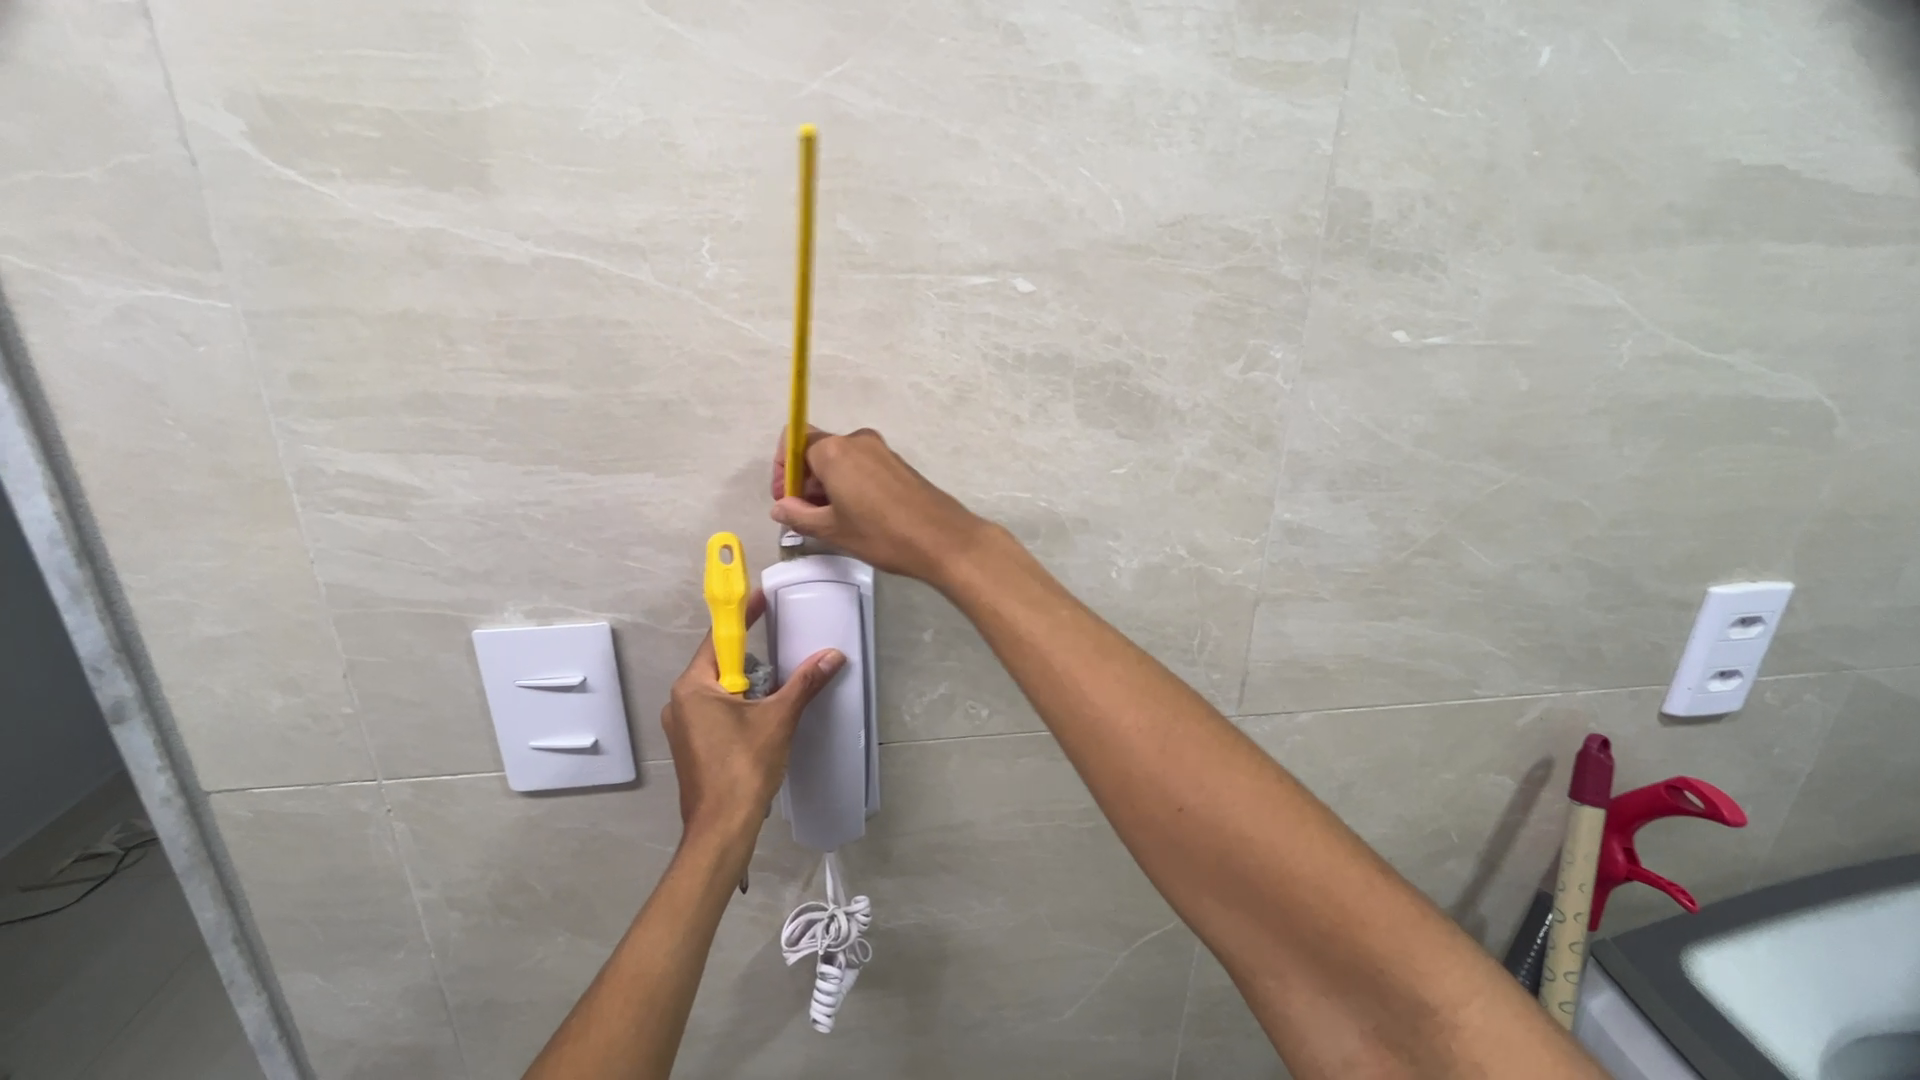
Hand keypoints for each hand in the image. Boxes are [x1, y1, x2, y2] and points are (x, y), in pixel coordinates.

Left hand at [661, 589, 843, 846]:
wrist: (721, 828)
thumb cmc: (744, 768)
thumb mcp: (779, 719)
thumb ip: (804, 683)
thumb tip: (832, 656)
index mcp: (693, 687)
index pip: (719, 638)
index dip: (743, 617)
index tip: (761, 598)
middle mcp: (679, 702)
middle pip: (719, 665)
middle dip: (751, 662)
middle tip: (779, 662)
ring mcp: (681, 726)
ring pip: (718, 692)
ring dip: (747, 689)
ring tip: (775, 699)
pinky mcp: (689, 746)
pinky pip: (714, 713)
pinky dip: (738, 709)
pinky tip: (759, 722)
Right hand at [769, 426, 990, 584]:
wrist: (943, 539)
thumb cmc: (881, 534)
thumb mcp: (833, 529)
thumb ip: (799, 515)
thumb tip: (780, 507)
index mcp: (834, 451)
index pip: (794, 440)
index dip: (783, 469)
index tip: (786, 499)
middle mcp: (857, 441)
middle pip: (817, 449)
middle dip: (804, 479)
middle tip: (804, 515)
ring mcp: (881, 450)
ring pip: (840, 460)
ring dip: (826, 484)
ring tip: (830, 520)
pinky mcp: (897, 464)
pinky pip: (861, 466)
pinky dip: (849, 484)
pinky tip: (856, 515)